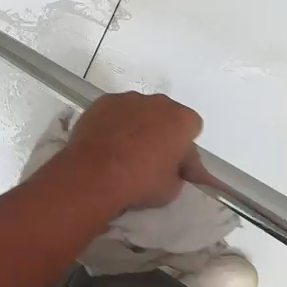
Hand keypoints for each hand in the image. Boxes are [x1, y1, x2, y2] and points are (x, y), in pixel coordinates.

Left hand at [36, 92, 211, 211]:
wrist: (94, 175)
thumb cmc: (140, 182)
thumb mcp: (172, 188)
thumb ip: (181, 171)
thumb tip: (179, 168)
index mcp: (182, 120)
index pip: (191, 128)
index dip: (183, 145)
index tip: (173, 161)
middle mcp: (158, 102)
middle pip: (165, 115)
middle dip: (160, 131)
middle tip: (148, 156)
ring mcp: (129, 99)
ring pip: (139, 110)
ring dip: (137, 125)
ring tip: (123, 151)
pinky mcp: (104, 101)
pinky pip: (115, 111)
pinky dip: (114, 123)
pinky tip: (105, 143)